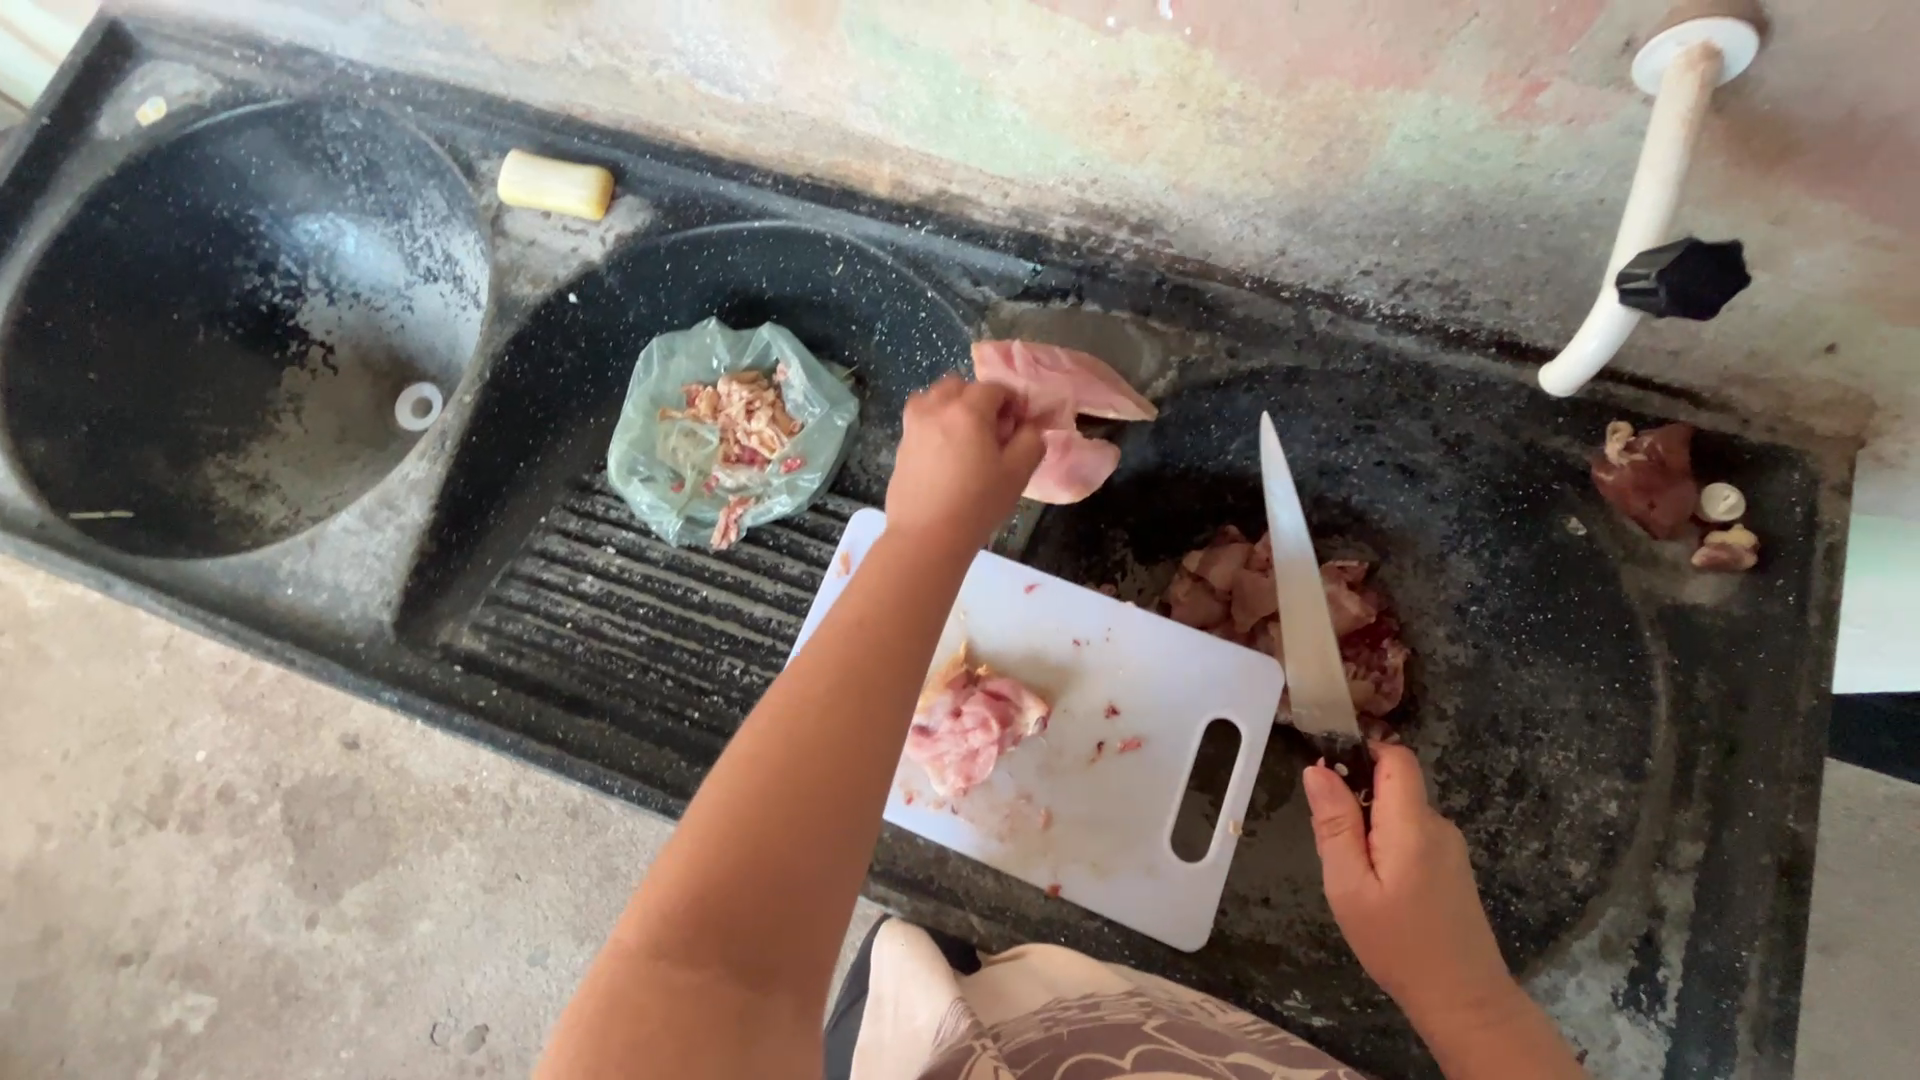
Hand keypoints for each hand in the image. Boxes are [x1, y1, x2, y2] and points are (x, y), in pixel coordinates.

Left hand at [886, 376, 1044, 553]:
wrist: (927, 536)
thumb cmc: (977, 504)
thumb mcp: (1018, 473)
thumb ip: (1031, 441)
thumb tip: (1028, 428)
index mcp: (967, 410)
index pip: (994, 388)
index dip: (1012, 402)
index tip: (1019, 426)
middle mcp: (936, 409)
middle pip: (959, 385)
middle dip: (978, 399)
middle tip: (991, 430)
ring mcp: (913, 426)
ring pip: (933, 397)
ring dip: (951, 406)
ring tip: (964, 436)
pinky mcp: (901, 446)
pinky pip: (920, 420)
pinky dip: (934, 424)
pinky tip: (945, 455)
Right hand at [1304, 744, 1520, 1031]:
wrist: (1464, 1002)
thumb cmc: (1397, 943)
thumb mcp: (1348, 885)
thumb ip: (1334, 824)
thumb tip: (1318, 769)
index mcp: (1412, 825)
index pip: (1397, 758)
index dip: (1363, 751)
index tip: (1328, 769)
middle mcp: (1438, 825)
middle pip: (1392, 785)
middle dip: (1355, 800)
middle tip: (1333, 847)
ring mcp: (1450, 847)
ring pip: (1398, 812)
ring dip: (1368, 827)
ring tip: (1353, 875)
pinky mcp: (1452, 866)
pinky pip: (1410, 834)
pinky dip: (1385, 846)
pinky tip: (1377, 887)